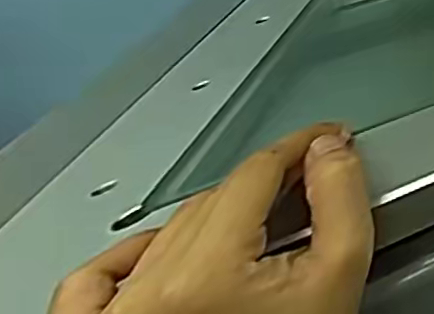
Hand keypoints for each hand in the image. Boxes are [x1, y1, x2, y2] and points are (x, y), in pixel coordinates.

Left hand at [50, 123, 373, 313]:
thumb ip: (342, 196)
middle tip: (310, 177)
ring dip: (222, 210)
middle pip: (220, 196)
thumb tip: (330, 148)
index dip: (302, 143)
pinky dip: (133, 253)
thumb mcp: (339, 268)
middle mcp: (143, 296)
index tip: (326, 137)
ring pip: (170, 227)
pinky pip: (90, 281)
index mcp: (203, 275)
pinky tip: (167, 250)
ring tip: (260, 219)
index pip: (258, 171)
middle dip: (271, 179)